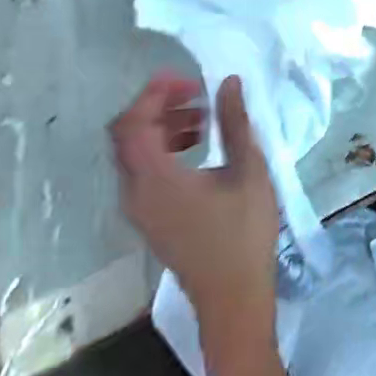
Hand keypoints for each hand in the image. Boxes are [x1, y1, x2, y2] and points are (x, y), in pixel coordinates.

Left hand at [110, 73, 279, 327]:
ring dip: (163, 128)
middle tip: (197, 93)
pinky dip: (165, 151)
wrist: (233, 297)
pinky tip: (201, 150)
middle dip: (159, 108)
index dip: (153, 95)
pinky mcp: (151, 220)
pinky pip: (144, 173)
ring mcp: (139, 210)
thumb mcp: (248, 171)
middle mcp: (135, 192)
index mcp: (154, 179)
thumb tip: (229, 83)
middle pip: (127, 136)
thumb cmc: (243, 232)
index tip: (185, 79)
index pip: (132, 124)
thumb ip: (235, 123)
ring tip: (205, 120)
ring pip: (135, 155)